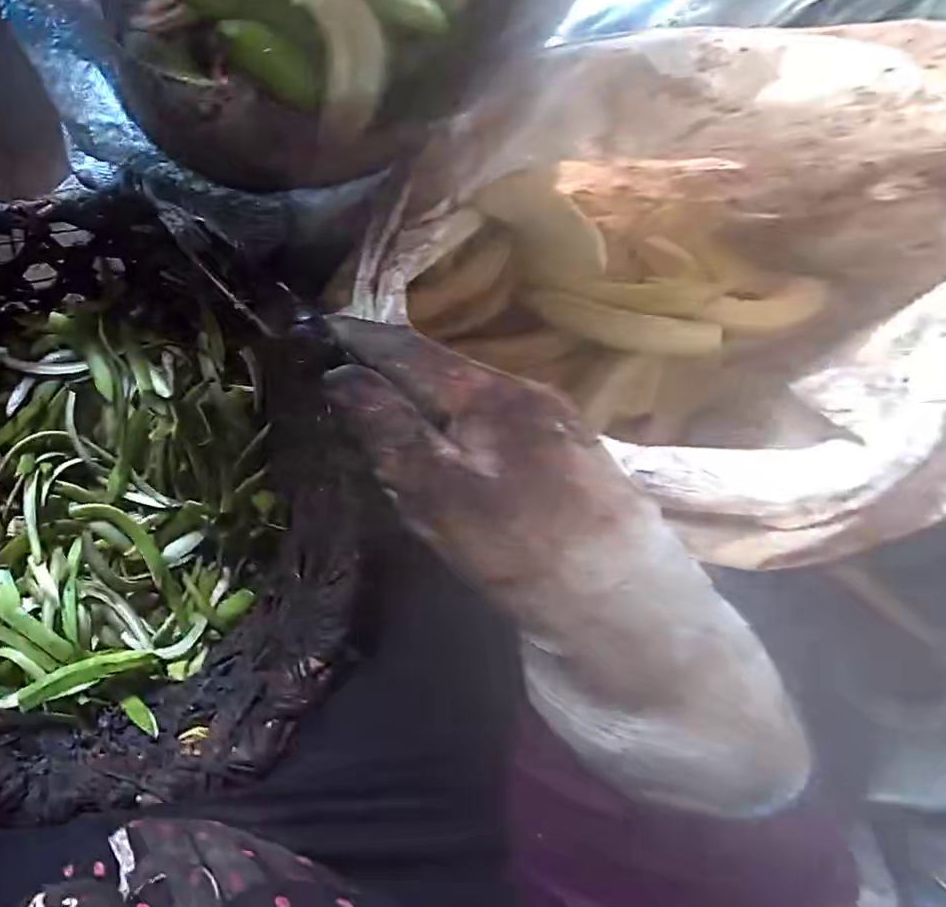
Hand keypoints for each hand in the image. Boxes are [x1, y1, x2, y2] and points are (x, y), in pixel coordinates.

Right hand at [321, 317, 646, 597]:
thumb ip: (385, 426)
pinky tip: (424, 433)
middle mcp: (522, 393)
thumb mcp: (436, 489)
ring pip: (456, 392)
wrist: (631, 618)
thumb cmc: (522, 549)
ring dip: (407, 387)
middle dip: (378, 359)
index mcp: (491, 393)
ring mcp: (545, 422)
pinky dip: (436, 413)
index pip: (406, 347)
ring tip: (364, 394)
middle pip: (433, 365)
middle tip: (327, 363)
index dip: (355, 335)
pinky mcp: (556, 454)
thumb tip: (337, 373)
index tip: (313, 328)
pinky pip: (477, 417)